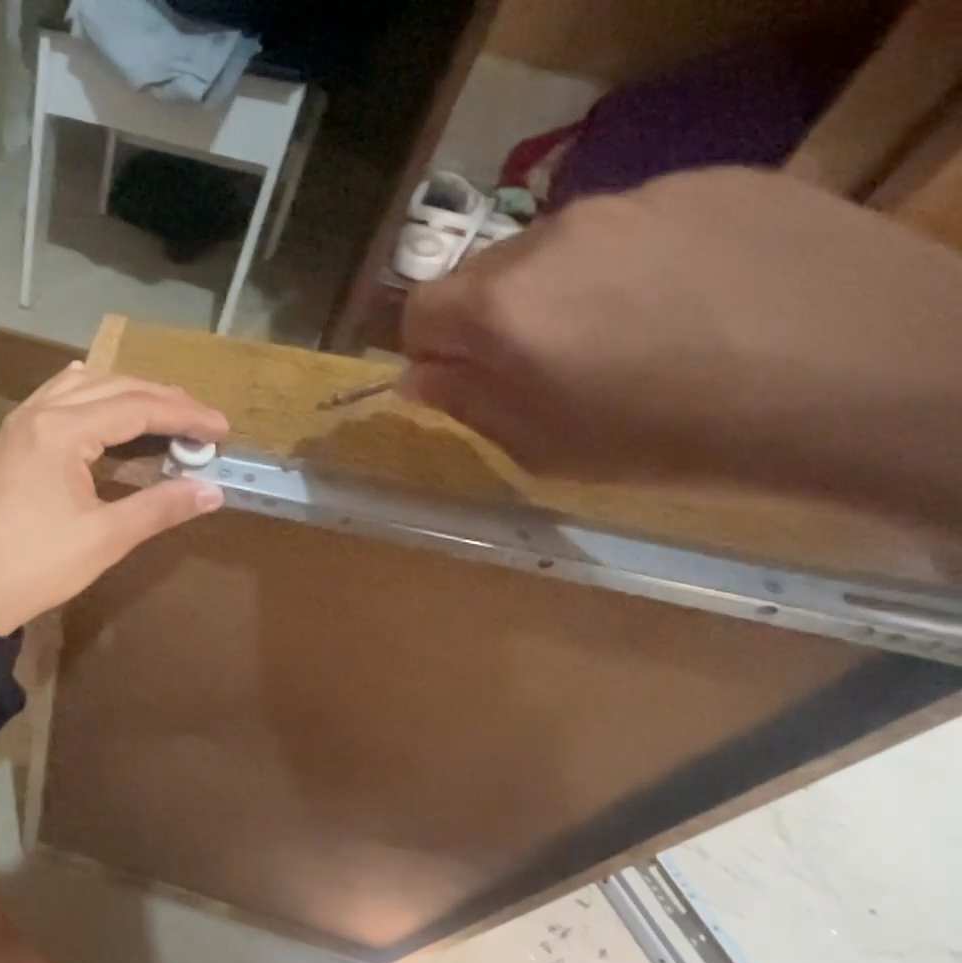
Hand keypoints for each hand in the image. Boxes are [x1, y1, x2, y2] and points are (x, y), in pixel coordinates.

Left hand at [0, 364, 228, 635]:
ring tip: (163, 409)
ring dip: (126, 392)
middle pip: (112, 387)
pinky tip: (97, 394)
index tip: (222, 429)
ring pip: (82, 386)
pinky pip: (53, 397)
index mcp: (62, 430)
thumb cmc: (40, 565)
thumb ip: (161, 506)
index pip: (136, 407)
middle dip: (161, 399)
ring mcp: (20, 423)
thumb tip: (213, 491)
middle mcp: (39, 413)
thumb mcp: (107, 537)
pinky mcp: (11, 440)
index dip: (184, 415)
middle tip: (202, 420)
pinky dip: (86, 392)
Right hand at [400, 167, 961, 524]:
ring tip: (644, 327)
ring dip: (574, 283)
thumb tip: (421, 376)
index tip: (472, 379)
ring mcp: (637, 198)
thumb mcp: (549, 449)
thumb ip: (468, 405)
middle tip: (562, 361)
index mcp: (501, 309)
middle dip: (502, 315)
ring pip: (565, 243)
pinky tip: (705, 295)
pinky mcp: (712, 178)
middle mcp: (552, 236)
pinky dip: (648, 256)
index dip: (435, 350)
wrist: (878, 380)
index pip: (418, 311)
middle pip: (488, 272)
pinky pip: (644, 220)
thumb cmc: (684, 439)